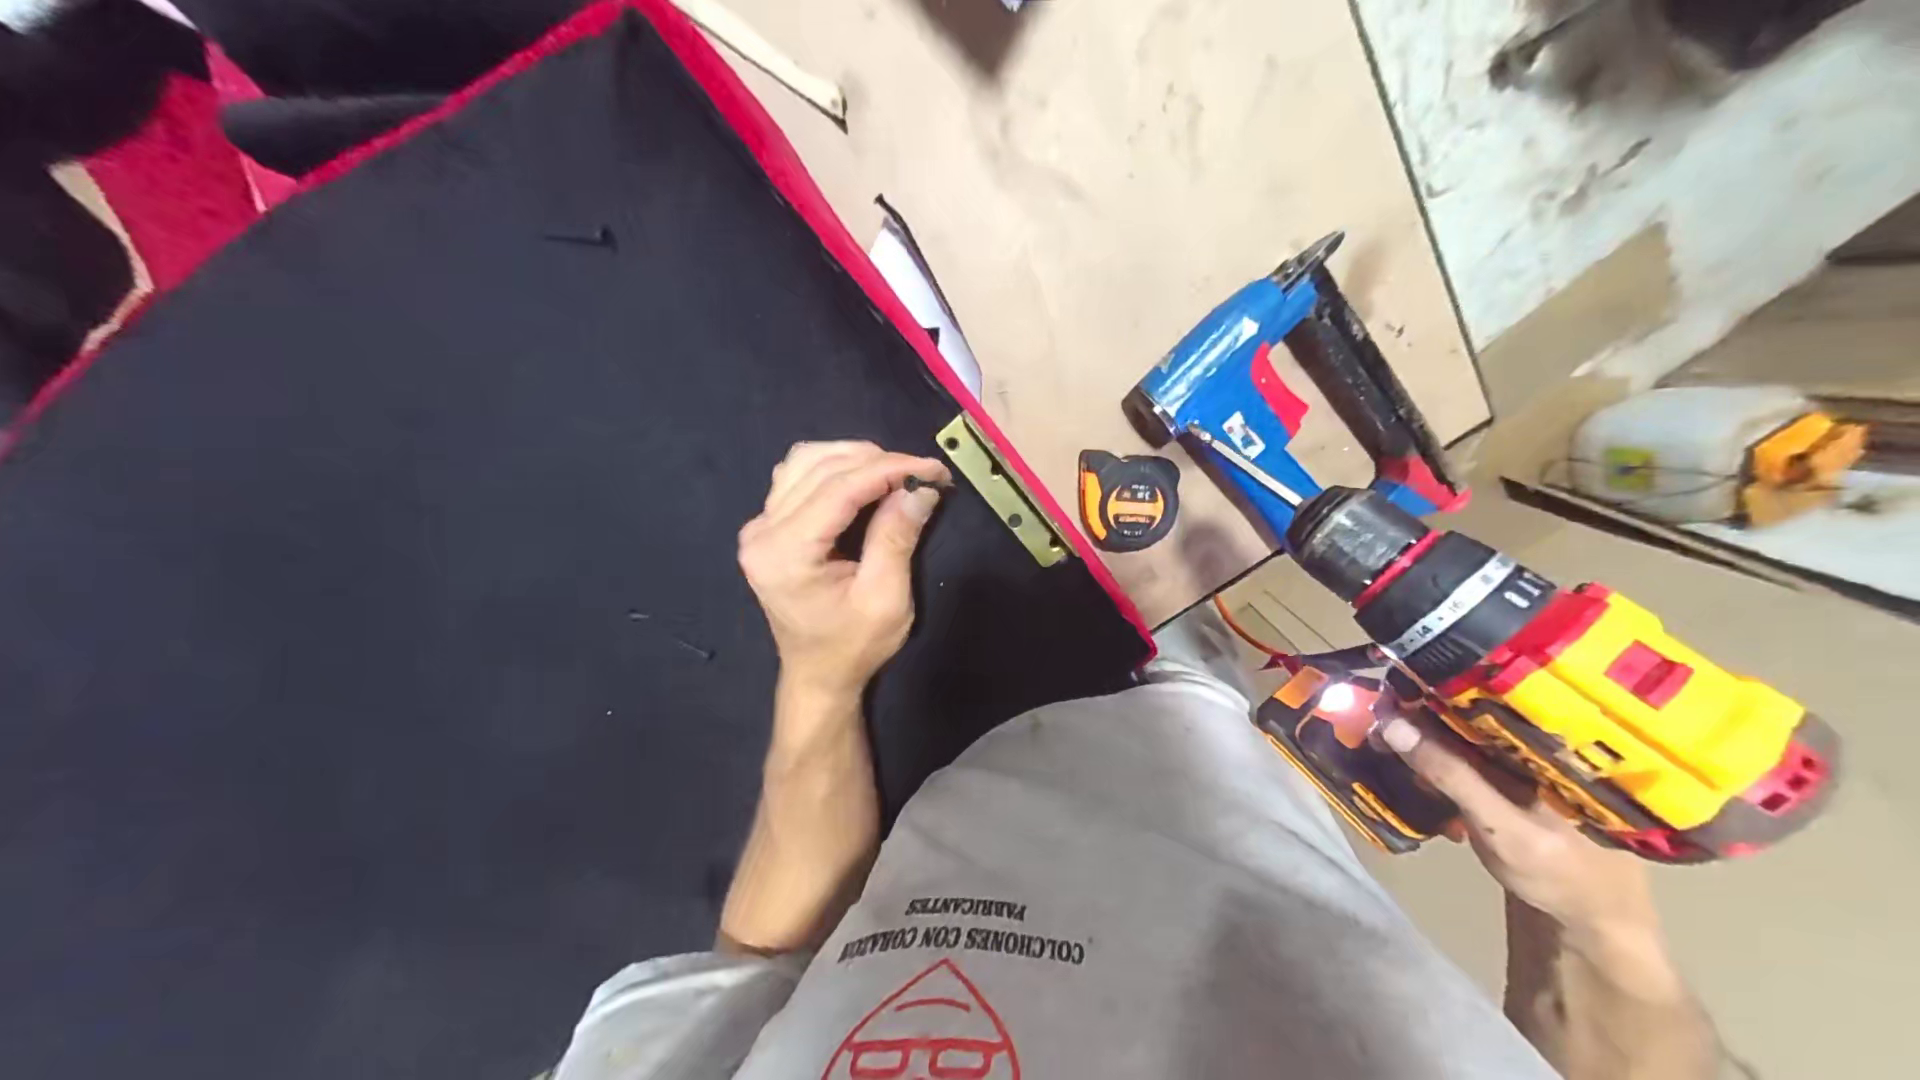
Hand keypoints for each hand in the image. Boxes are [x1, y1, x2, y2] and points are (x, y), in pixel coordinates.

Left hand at [737, 441, 949, 699]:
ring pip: (807, 461)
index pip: (839, 489)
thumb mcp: (886, 598)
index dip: (889, 469)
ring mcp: (759, 526)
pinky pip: (798, 475)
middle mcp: (762, 531)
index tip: (933, 468)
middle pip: (821, 467)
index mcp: (785, 554)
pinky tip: (861, 480)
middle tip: (923, 474)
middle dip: (878, 461)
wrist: (818, 674)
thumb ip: (897, 537)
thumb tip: (921, 486)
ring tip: (896, 474)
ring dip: (855, 458)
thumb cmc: (853, 646)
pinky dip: (834, 468)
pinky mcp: (767, 525)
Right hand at [1378, 710, 1659, 938]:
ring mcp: (1520, 759)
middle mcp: (1536, 740)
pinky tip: (1410, 765)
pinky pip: (1460, 753)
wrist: (1595, 925)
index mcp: (1549, 739)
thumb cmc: (1564, 876)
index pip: (1482, 693)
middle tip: (1375, 723)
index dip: (1431, 688)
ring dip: (1418, 734)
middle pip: (1465, 707)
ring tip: (1383, 741)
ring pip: (1458, 729)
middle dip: (1416, 712)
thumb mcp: (1503, 828)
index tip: (1386, 695)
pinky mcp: (1504, 778)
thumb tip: (1391, 722)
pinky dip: (1431, 755)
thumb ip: (1450, 774)